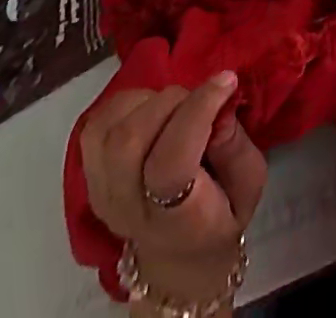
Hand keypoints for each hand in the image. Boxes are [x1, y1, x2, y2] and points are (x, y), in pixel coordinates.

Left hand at [80, 72, 266, 302]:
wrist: (176, 253)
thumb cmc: (219, 215)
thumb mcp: (248, 187)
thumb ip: (237, 148)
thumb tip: (221, 107)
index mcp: (173, 217)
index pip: (170, 162)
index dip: (197, 112)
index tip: (227, 82)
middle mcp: (126, 205)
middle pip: (129, 139)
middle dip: (174, 102)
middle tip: (202, 99)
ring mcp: (100, 189)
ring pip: (111, 126)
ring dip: (150, 100)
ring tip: (177, 106)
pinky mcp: (87, 171)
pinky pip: (98, 121)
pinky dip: (128, 103)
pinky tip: (152, 108)